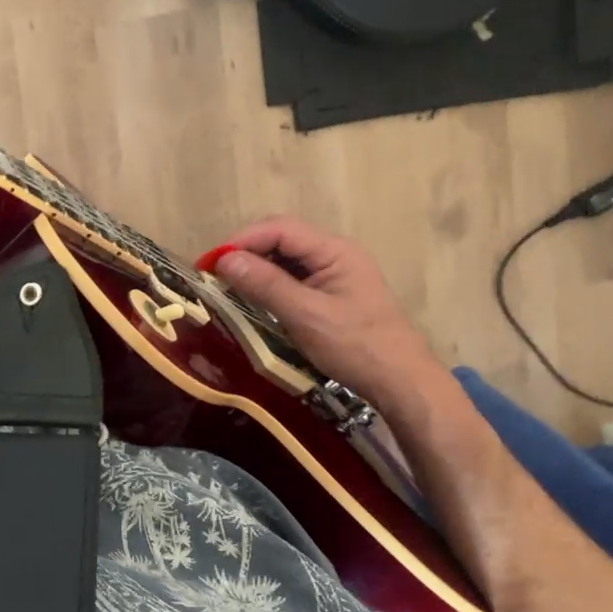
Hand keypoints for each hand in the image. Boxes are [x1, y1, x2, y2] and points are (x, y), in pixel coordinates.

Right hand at [211, 215, 444, 409]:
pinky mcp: (330, 291)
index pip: (279, 229)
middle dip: (245, 251)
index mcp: (335, 251)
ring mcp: (334, 272)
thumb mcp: (305, 315)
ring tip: (228, 286)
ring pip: (284, 256)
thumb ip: (265, 284)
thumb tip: (224, 259)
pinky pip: (292, 275)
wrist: (401, 382)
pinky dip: (268, 281)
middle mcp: (335, 253)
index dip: (242, 240)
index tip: (211, 264)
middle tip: (216, 274)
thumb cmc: (356, 347)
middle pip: (280, 237)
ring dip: (255, 266)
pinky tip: (253, 298)